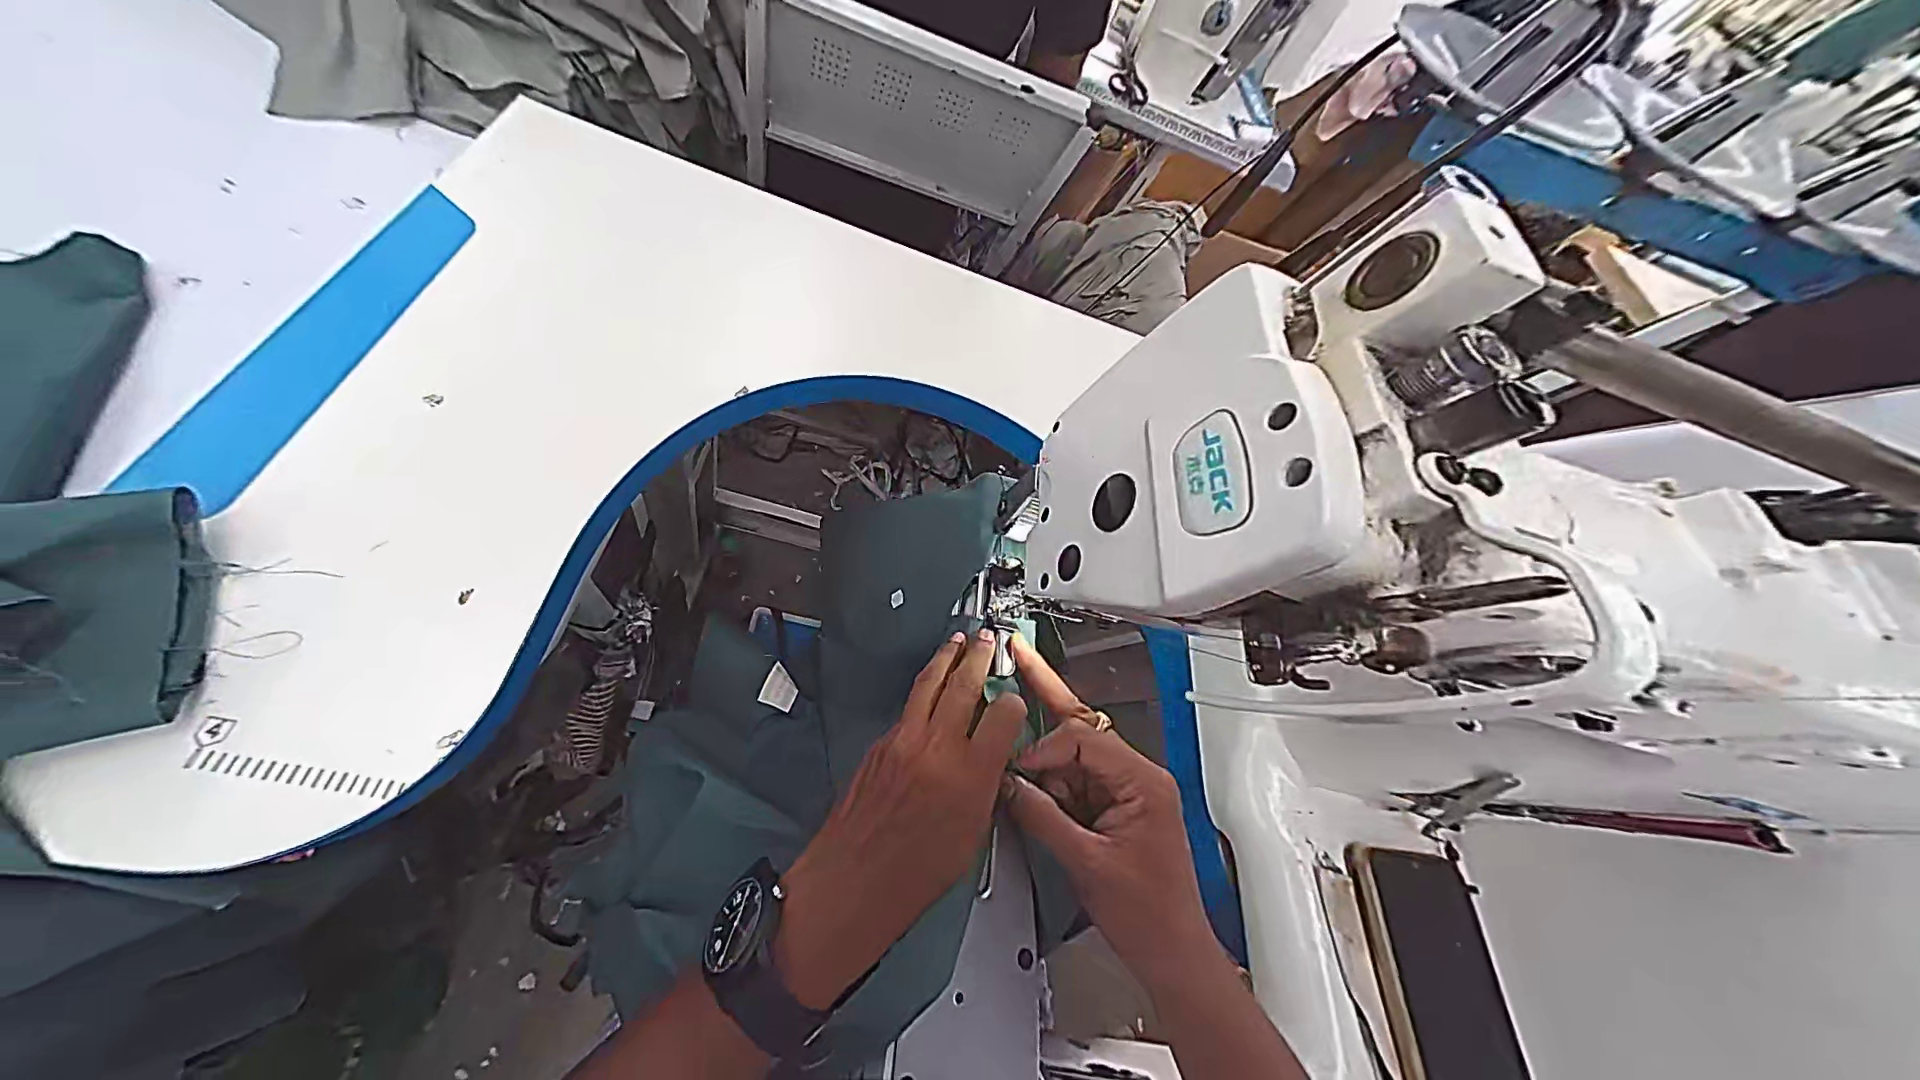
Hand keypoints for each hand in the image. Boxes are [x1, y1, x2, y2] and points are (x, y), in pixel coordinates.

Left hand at [773, 630, 1026, 1008]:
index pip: (1003, 714)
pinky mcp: (881, 743)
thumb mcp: (972, 834)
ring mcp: (904, 740)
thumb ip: (985, 786)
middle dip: (979, 657)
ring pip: (928, 684)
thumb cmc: (913, 873)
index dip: (1014, 702)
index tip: (1015, 700)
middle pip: (963, 684)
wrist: (854, 879)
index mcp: (969, 773)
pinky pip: (907, 707)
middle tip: (987, 641)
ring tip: (957, 642)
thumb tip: (991, 760)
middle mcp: (937, 747)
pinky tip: (929, 687)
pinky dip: (922, 689)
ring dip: (946, 658)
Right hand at [1001, 636, 1221, 990]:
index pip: (1084, 739)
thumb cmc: (1149, 915)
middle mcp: (1137, 777)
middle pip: (1083, 727)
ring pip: (1074, 754)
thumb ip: (1042, 816)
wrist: (1172, 951)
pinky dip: (1050, 784)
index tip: (1018, 770)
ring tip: (1017, 772)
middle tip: (1021, 656)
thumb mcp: (1086, 862)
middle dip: (1046, 694)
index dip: (1044, 750)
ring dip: (1044, 762)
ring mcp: (1125, 790)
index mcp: (1143, 782)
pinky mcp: (1114, 806)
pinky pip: (1074, 780)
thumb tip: (1009, 784)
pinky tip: (1032, 792)